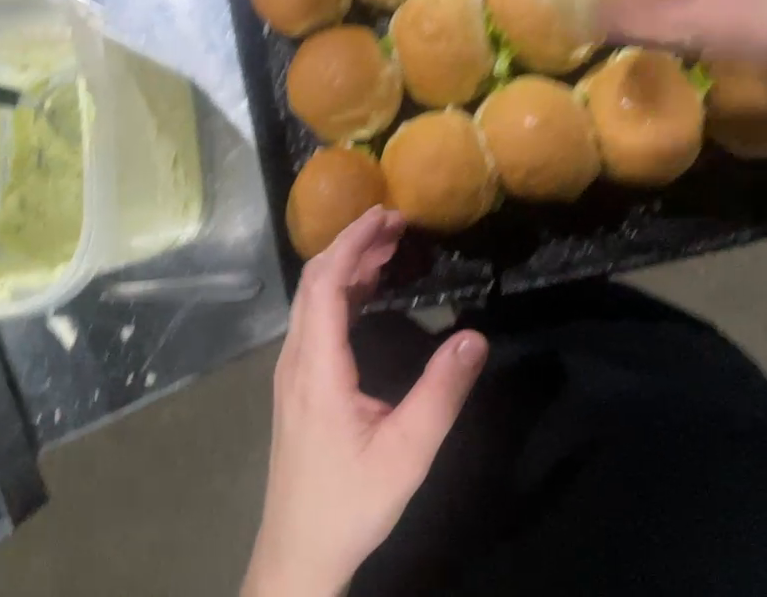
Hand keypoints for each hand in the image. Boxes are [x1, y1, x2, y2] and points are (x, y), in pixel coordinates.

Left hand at [243, 208, 487, 596]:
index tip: (386, 216)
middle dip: (352, 245)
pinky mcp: (296, 385)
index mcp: (317, 366)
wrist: (298, 550)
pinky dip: (339, 294)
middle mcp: (296, 358)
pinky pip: (313, 321)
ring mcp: (291, 371)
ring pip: (311, 300)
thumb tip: (475, 337)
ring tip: (387, 249)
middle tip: (395, 225)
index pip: (326, 282)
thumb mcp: (407, 453)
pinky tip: (367, 296)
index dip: (354, 242)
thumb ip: (441, 393)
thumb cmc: (351, 501)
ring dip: (345, 268)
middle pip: (314, 282)